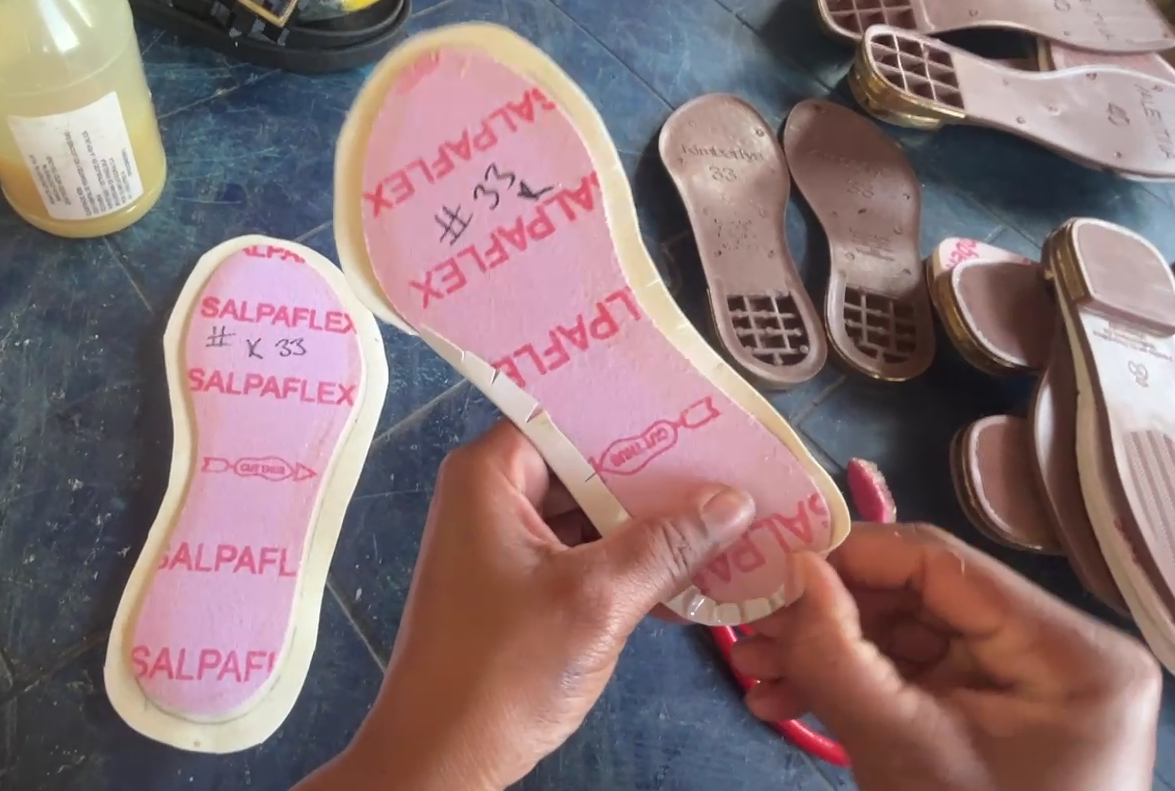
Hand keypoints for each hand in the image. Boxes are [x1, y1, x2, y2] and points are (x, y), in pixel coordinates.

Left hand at [298, 419, 754, 790]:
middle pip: (579, 464)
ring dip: (640, 521)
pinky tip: (683, 566)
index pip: (567, 418)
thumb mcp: (597, 599)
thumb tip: (733, 500)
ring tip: (718, 510)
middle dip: (647, 475)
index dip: (630, 418)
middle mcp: (489, 490)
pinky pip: (574, 546)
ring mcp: (500, 534)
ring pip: (581, 508)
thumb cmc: (506, 666)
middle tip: (722, 465)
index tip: (694, 416)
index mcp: (490, 471)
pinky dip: (619, 556)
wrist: (441, 758)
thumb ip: (665, 544)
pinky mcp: (513, 574)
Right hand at [731, 524, 1161, 790]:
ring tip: (751, 667)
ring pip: (896, 625)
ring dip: (819, 646)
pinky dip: (844, 677)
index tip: (770, 565)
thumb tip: (792, 559)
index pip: (936, 560)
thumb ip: (835, 648)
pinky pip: (903, 664)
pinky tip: (781, 696)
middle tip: (750, 623)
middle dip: (822, 612)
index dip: (846, 553)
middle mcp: (1050, 645)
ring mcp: (1017, 673)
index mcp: (1069, 651)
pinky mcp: (985, 700)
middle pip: (910, 592)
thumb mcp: (897, 745)